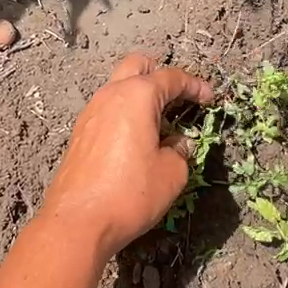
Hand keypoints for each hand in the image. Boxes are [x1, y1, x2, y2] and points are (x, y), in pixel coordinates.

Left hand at [37, 52, 214, 259]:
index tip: (209, 97)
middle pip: (138, 66)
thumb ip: (180, 151)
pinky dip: (125, 113)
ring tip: (160, 125)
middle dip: (161, 75)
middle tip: (179, 99)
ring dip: (141, 96)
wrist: (78, 221)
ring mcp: (92, 110)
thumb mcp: (171, 173)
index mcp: (137, 95)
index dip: (195, 85)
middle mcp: (111, 93)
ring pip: (120, 86)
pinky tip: (136, 140)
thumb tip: (178, 142)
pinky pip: (108, 108)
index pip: (172, 77)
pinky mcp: (81, 131)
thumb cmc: (129, 193)